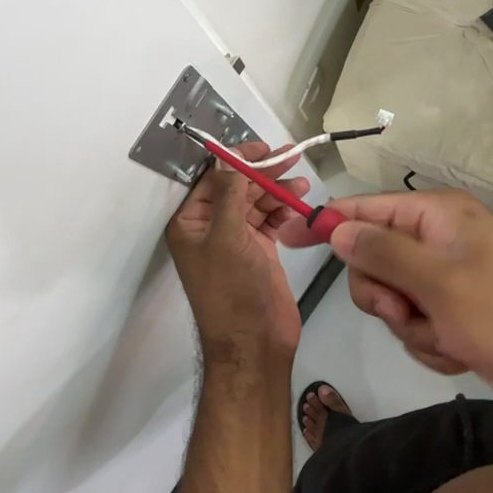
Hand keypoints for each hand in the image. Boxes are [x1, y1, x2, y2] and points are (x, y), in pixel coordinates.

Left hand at [166, 142, 309, 365]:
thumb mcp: (227, 237)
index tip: (264, 147)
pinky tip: (300, 200)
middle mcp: (209, 228)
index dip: (237, 159)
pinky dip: (283, 209)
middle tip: (291, 156)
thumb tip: (228, 156)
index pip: (212, 179)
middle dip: (262, 172)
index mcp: (190, 223)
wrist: (255, 345)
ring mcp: (235, 240)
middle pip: (236, 188)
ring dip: (277, 189)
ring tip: (302, 178)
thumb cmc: (232, 291)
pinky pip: (269, 221)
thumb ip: (230, 193)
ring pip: (255, 203)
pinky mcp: (258, 252)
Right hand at [280, 189, 492, 431]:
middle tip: (407, 312)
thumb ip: (380, 251)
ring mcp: (450, 283)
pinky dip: (432, 344)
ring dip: (412, 327)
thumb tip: (336, 226)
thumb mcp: (439, 280)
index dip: (324, 222)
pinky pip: (418, 327)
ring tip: (450, 338)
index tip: (283, 236)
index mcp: (437, 216)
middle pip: (372, 261)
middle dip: (383, 295)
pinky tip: (463, 353)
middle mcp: (440, 243)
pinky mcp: (460, 319)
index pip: (364, 209)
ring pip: (393, 300)